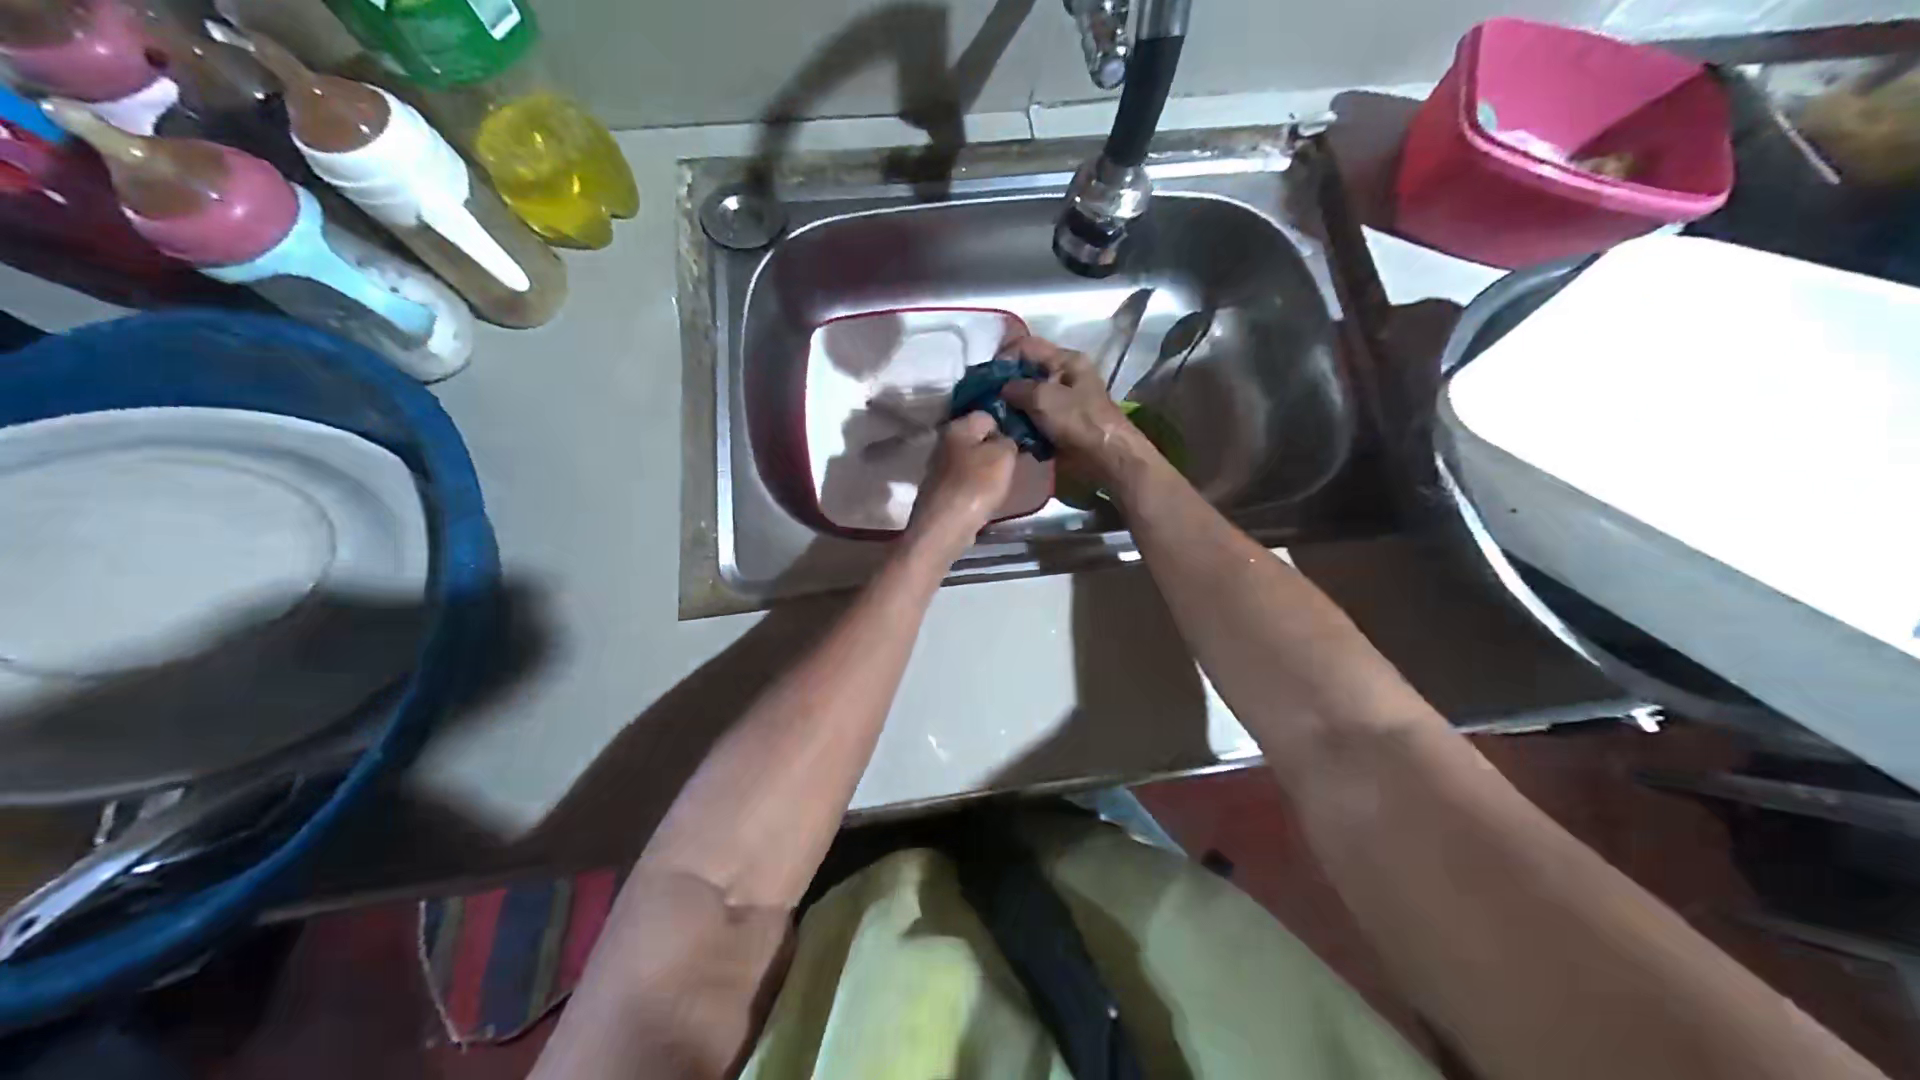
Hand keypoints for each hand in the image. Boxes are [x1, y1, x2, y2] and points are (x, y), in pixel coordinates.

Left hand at [906, 411, 1016, 554]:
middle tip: (1010, 467)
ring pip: (971, 461)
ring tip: (998, 486)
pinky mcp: (939, 490)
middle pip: (977, 439)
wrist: (945, 527)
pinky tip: (982, 500)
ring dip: (985, 471)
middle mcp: (943, 442)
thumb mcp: (1004, 455)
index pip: (988, 415)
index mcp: (957, 426)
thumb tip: (1004, 440)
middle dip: (994, 450)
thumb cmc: (976, 485)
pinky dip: (974, 488)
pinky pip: (964, 481)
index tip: (1017, 446)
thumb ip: (1008, 440)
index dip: (1005, 428)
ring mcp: (938, 467)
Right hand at [1000, 334, 1158, 488]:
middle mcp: (1064, 375)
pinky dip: (1022, 424)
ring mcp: (1062, 401)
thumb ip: (1016, 387)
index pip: (1027, 346)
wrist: (1105, 457)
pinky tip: (1009, 432)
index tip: (985, 376)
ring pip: (1028, 398)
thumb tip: (1000, 389)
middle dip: (1005, 385)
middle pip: (1026, 373)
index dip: (1004, 357)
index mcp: (1066, 360)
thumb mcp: (1043, 397)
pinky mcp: (1060, 423)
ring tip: (994, 418)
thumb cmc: (1077, 421)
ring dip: (1012, 408)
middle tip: (984, 399)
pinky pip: (1034, 418)